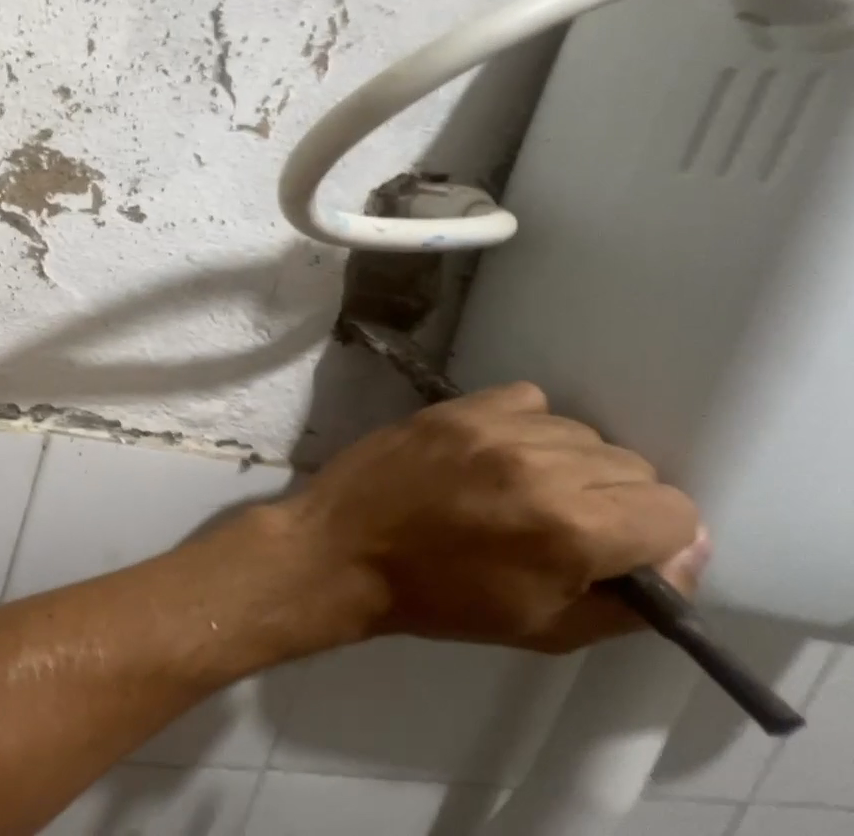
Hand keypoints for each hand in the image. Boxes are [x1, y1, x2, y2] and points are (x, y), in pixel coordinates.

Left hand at [284, 382, 707, 652]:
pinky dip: (525, 425)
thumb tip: (687, 549)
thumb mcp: (548, 627)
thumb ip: (635, 599)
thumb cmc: (439, 600)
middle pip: (633, 469)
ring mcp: (492, 430)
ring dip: (567, 463)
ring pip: (581, 433)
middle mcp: (542, 468)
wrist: (339, 551)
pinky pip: (527, 400)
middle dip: (611, 502)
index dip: (651, 538)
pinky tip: (494, 455)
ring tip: (519, 489)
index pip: (675, 512)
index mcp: (574, 530)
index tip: (610, 551)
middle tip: (557, 523)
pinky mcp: (452, 408)